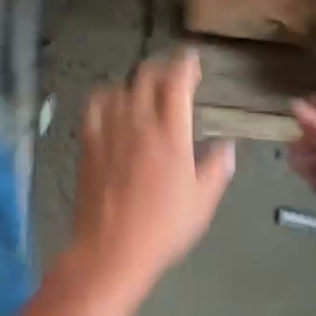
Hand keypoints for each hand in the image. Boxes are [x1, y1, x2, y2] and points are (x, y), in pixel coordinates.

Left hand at [71, 47, 235, 286]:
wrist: (110, 253)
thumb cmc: (162, 229)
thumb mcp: (202, 203)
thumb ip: (217, 169)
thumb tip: (227, 147)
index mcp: (171, 134)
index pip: (177, 82)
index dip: (186, 65)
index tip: (193, 62)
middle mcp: (139, 123)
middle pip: (146, 75)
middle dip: (162, 68)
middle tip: (172, 76)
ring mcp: (110, 131)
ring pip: (120, 86)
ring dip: (135, 82)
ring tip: (144, 90)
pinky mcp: (88, 144)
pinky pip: (94, 106)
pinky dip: (106, 96)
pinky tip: (112, 104)